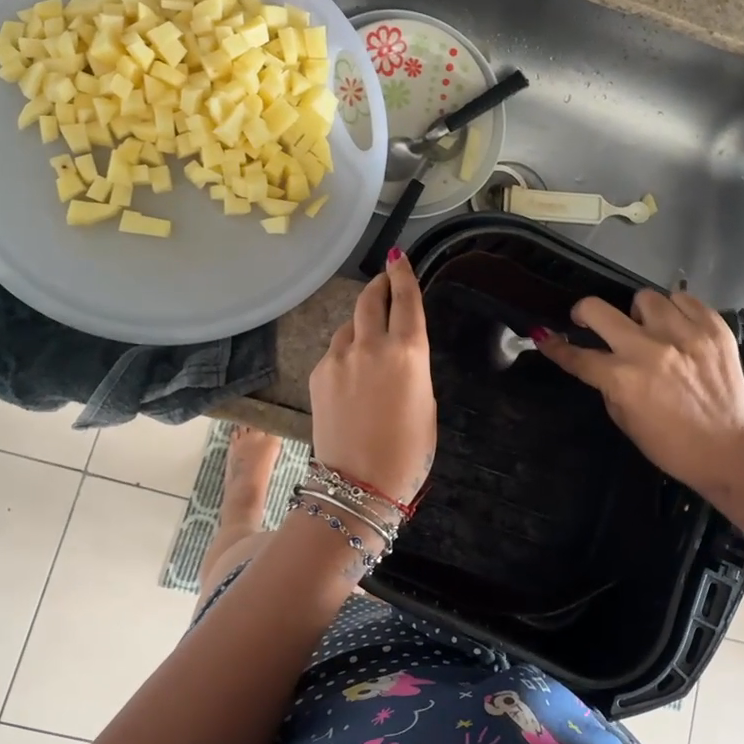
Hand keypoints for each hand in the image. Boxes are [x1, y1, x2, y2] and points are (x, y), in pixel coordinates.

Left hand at [307, 250, 436, 508]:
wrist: (358, 484)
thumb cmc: (407, 453)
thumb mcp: (425, 404)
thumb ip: (412, 368)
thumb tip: (400, 355)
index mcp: (407, 352)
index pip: (406, 299)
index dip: (403, 274)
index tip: (399, 258)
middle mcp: (371, 345)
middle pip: (370, 298)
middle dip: (378, 286)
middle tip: (383, 282)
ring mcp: (339, 358)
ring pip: (349, 324)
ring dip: (360, 323)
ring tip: (368, 339)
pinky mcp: (318, 374)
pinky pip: (334, 351)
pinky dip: (344, 352)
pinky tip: (351, 373)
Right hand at [535, 290, 743, 490]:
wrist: (730, 450)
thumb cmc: (672, 446)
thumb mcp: (625, 420)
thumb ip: (609, 385)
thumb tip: (601, 362)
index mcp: (623, 379)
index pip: (577, 355)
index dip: (555, 346)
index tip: (544, 336)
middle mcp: (649, 349)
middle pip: (598, 309)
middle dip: (585, 313)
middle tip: (590, 320)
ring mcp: (684, 335)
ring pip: (644, 298)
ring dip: (639, 313)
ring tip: (649, 329)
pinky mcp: (713, 329)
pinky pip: (684, 299)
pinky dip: (676, 311)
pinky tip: (678, 328)